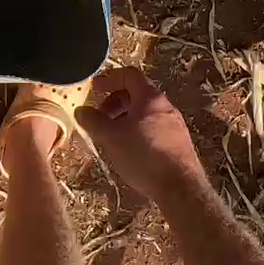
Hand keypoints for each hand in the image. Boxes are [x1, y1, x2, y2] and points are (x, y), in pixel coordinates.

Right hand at [75, 66, 207, 203]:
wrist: (182, 190)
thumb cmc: (144, 156)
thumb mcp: (111, 137)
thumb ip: (93, 121)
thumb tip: (81, 111)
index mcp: (149, 98)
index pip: (128, 75)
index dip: (109, 78)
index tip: (95, 89)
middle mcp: (165, 106)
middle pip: (137, 93)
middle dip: (115, 102)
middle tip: (101, 116)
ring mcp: (175, 125)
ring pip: (145, 113)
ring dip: (125, 118)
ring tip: (113, 136)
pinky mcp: (179, 144)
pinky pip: (154, 128)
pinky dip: (138, 131)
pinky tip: (131, 151)